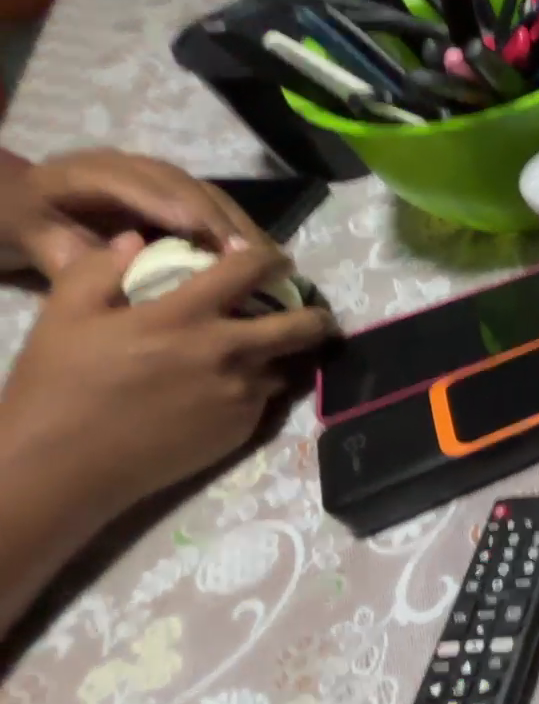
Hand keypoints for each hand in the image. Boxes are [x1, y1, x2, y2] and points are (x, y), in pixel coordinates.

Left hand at [0, 149, 265, 275]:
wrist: (36, 209)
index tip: (200, 231)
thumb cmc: (45, 237)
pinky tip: (262, 251)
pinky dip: (242, 226)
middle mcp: (115, 164)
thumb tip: (143, 277)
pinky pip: (218, 201)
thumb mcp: (51, 254)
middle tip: (249, 255)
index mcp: (65, 177)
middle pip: (176, 184)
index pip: (116, 181)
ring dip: (240, 224)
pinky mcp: (179, 184)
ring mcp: (152, 170)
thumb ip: (87, 263)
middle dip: (216, 218)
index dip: (160, 201)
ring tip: (268, 258)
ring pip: (206, 192)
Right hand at [0, 234, 332, 520]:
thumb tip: (139, 241)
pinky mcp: (247, 424)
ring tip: (260, 351)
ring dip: (281, 355)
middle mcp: (228, 352)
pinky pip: (267, 396)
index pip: (250, 271)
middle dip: (315, 314)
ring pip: (288, 363)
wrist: (63, 462)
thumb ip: (100, 271)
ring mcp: (244, 391)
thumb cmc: (58, 385)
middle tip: (307, 311)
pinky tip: (225, 388)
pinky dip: (256, 386)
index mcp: (183, 317)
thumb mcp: (64, 317)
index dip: (269, 258)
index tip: (273, 260)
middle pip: (305, 325)